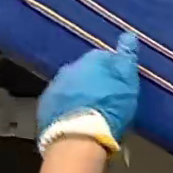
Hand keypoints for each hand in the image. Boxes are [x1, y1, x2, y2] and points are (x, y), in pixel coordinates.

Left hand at [37, 32, 140, 150]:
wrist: (79, 138)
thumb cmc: (110, 106)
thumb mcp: (128, 82)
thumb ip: (128, 58)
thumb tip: (128, 34)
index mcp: (90, 60)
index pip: (105, 56)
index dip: (114, 70)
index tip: (122, 84)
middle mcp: (68, 69)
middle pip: (86, 71)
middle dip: (96, 80)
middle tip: (109, 97)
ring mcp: (53, 88)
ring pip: (72, 86)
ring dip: (81, 93)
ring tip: (94, 110)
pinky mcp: (44, 107)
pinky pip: (61, 102)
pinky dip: (69, 106)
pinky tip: (79, 119)